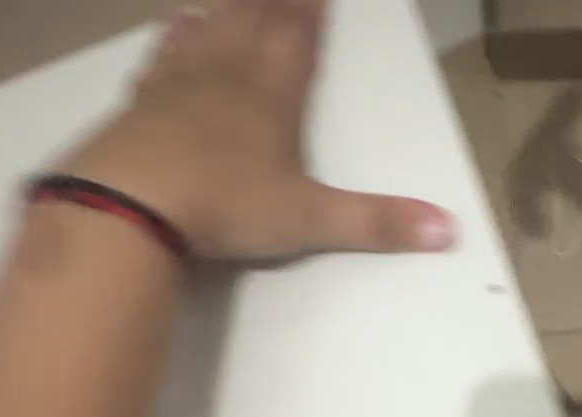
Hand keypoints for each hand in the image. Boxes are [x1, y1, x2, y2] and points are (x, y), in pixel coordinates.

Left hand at [59, 0, 454, 260]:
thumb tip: (448, 230)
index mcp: (272, 97)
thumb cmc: (228, 206)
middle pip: (251, 20)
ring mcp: (177, 86)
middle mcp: (226, 77)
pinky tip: (173, 33)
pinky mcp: (138, 105)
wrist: (133, 205)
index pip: (296, 40)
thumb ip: (377, 224)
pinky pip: (160, 60)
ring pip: (206, 30)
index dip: (309, 12)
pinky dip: (173, 40)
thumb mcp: (312, 222)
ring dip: (224, 9)